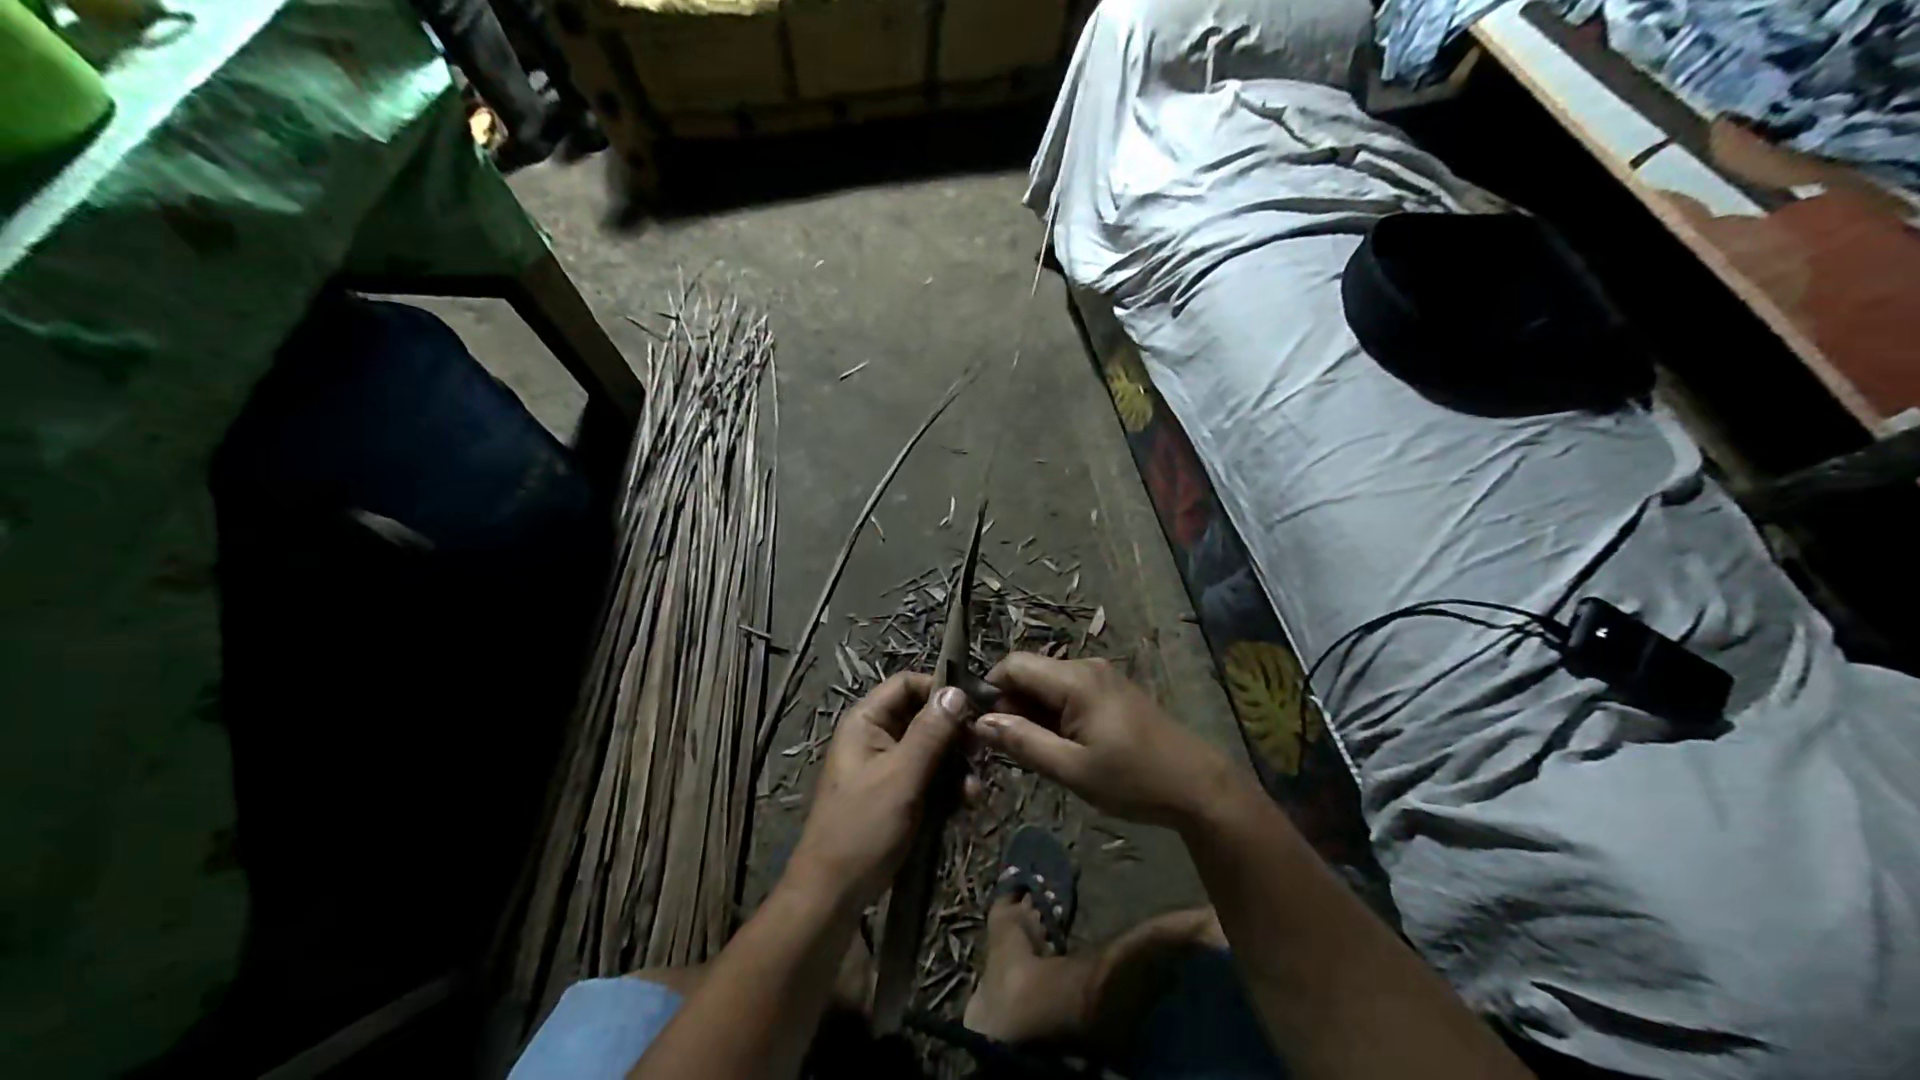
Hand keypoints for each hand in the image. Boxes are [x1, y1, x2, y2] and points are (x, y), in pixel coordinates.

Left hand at [787, 674, 971, 910]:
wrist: (833, 894)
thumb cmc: (862, 828)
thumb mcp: (901, 777)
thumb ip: (930, 732)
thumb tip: (957, 691)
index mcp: (866, 722)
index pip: (908, 684)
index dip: (941, 691)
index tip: (976, 708)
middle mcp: (877, 737)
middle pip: (925, 717)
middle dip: (955, 736)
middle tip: (980, 754)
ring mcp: (888, 767)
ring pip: (933, 750)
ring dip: (957, 767)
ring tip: (973, 793)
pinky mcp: (899, 794)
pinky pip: (931, 777)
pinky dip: (949, 788)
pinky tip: (966, 806)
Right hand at [975, 654, 1243, 828]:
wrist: (1198, 786)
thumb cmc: (1134, 780)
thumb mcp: (1072, 769)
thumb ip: (1023, 743)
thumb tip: (981, 723)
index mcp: (1075, 680)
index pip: (1013, 665)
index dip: (991, 691)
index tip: (985, 729)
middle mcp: (1086, 668)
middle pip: (1030, 673)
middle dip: (1012, 706)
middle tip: (1012, 750)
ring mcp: (1101, 677)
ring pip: (1047, 685)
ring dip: (1033, 714)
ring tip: (1040, 754)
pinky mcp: (1112, 691)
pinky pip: (1068, 693)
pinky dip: (1055, 715)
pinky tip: (1063, 747)